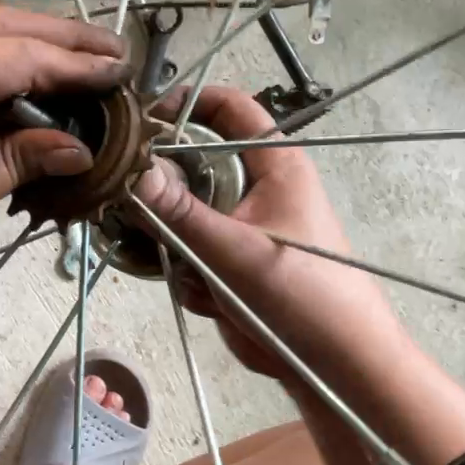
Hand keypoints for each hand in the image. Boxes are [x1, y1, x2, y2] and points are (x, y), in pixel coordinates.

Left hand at [0, 9, 126, 286]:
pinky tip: (37, 81)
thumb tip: (79, 147)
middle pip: (3, 27)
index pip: (16, 57)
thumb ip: (14, 162)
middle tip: (119, 57)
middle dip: (64, 41)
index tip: (124, 74)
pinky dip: (1, 63)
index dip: (74, 67)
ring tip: (90, 66)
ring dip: (36, 47)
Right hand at [131, 86, 409, 381]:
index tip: (139, 122)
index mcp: (274, 166)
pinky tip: (206, 298)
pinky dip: (188, 275)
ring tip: (186, 273)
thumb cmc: (300, 293)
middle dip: (164, 196)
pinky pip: (189, 254)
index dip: (185, 103)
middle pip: (192, 168)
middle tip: (135, 212)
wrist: (333, 361)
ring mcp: (242, 227)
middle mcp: (256, 189)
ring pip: (183, 217)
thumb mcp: (230, 249)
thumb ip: (177, 211)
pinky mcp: (231, 262)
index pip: (230, 108)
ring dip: (175, 246)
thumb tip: (131, 170)